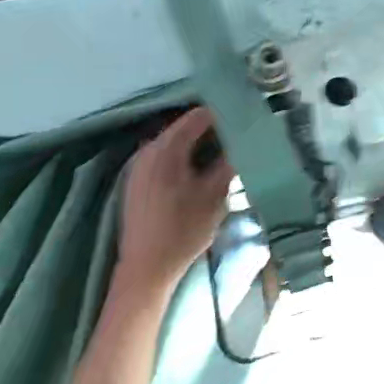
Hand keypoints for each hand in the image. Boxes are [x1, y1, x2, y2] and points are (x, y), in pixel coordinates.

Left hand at [115, 107, 232, 295]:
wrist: (146, 268)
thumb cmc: (183, 230)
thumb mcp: (215, 195)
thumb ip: (229, 162)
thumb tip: (244, 140)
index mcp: (166, 148)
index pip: (199, 116)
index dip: (224, 116)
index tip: (245, 122)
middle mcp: (148, 150)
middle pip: (184, 127)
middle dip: (212, 131)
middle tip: (239, 140)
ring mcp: (139, 165)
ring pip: (174, 143)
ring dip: (198, 145)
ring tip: (224, 155)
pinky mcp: (137, 180)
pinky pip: (164, 157)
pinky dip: (184, 157)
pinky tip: (200, 171)